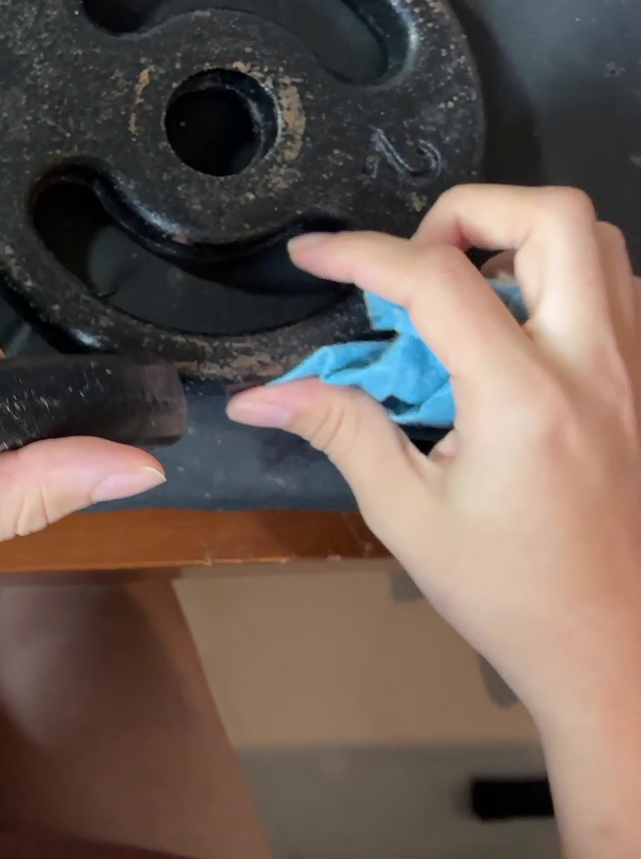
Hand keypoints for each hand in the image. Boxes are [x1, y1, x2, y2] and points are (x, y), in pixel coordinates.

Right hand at [228, 186, 640, 728]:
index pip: (440, 284)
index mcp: (524, 396)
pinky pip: (612, 294)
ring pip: (598, 248)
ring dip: (510, 244)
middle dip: (465, 214)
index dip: (361, 254)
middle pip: (558, 219)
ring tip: (439, 295)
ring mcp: (639, 369)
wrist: (624, 644)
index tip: (308, 253)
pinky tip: (491, 337)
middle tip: (400, 262)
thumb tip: (256, 398)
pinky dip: (543, 284)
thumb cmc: (505, 586)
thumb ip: (339, 431)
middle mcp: (601, 362)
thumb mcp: (401, 510)